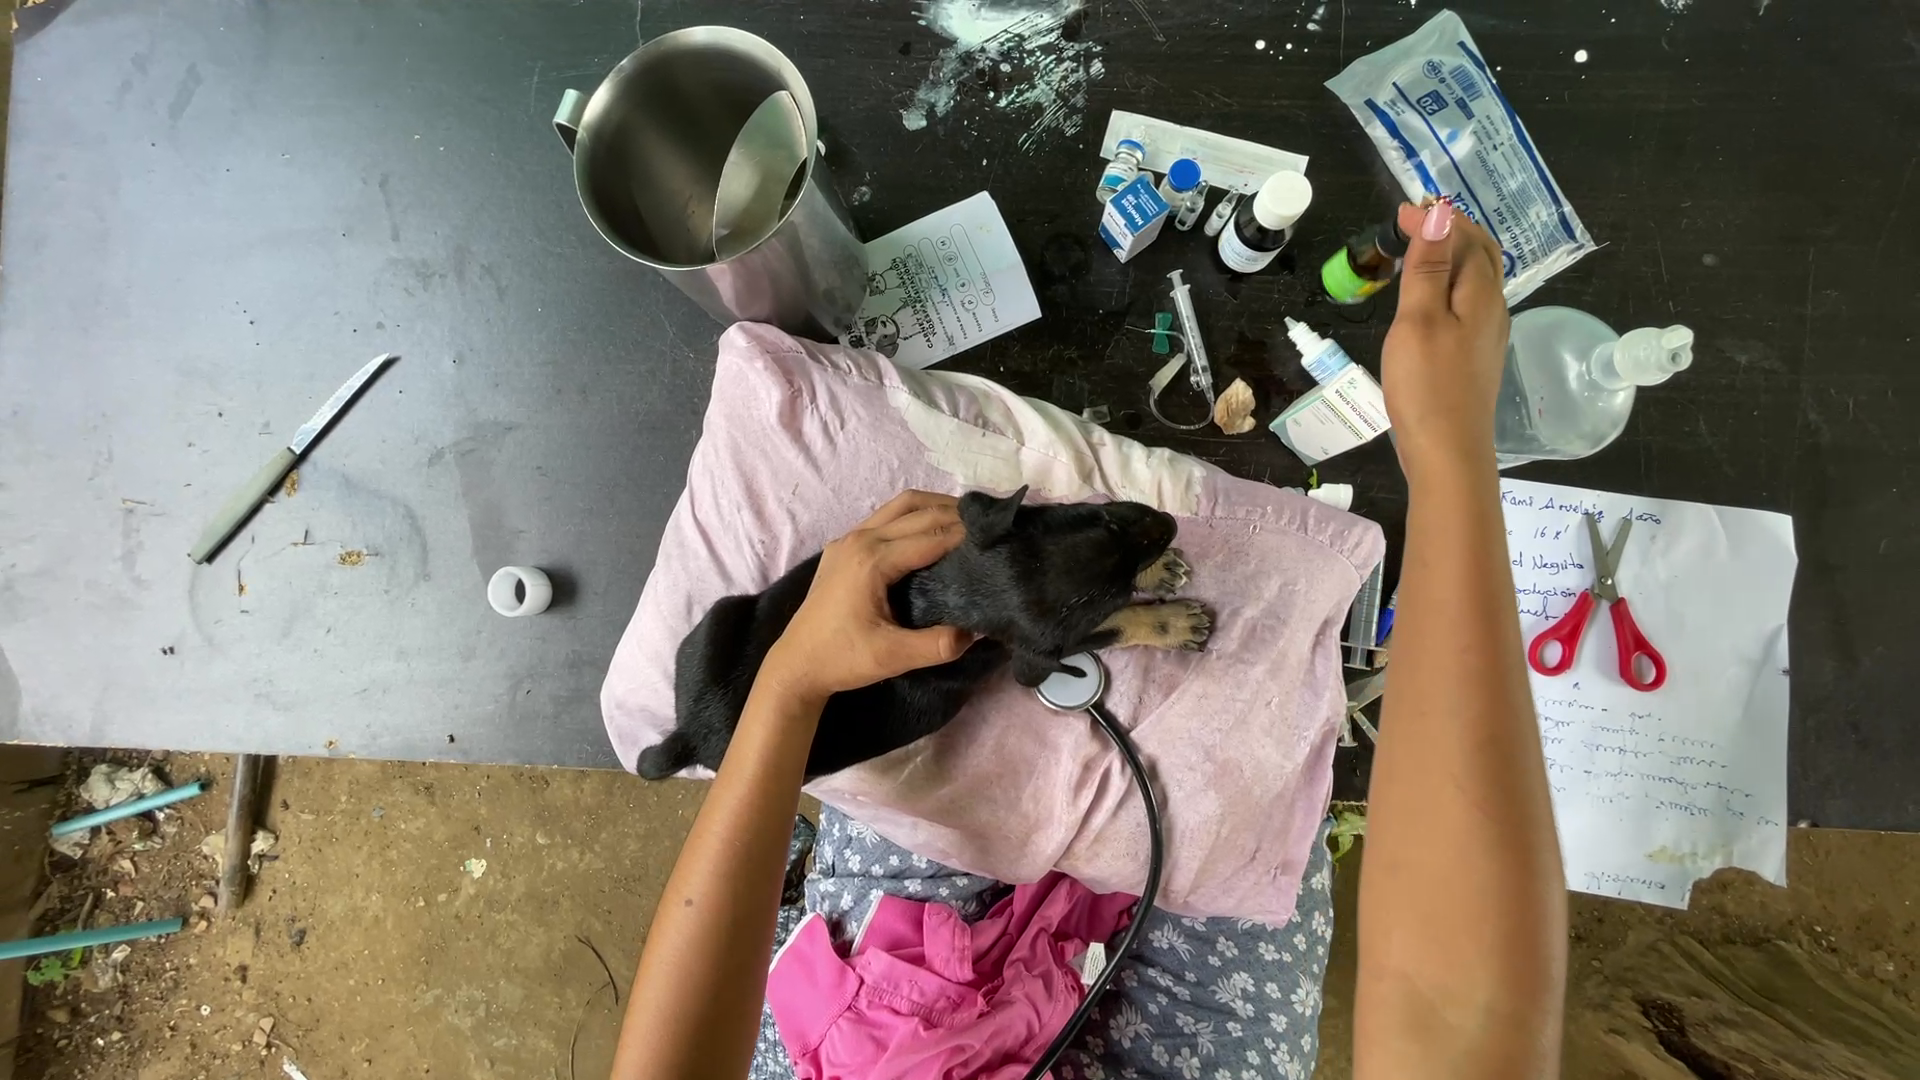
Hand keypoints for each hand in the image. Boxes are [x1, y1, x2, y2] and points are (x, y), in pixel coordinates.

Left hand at [759, 491, 973, 704]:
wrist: (795, 665)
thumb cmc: (842, 659)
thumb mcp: (893, 657)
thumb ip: (938, 645)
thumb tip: (977, 632)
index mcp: (872, 559)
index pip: (930, 536)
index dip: (966, 536)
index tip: (997, 537)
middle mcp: (860, 539)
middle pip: (918, 511)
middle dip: (956, 515)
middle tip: (991, 525)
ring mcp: (848, 539)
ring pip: (900, 505)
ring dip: (934, 507)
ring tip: (968, 520)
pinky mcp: (844, 546)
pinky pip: (886, 516)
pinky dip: (915, 515)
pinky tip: (932, 530)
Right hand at [1380, 200, 1511, 485]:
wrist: (1447, 449)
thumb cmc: (1427, 385)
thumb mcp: (1419, 321)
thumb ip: (1428, 269)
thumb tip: (1439, 215)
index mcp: (1480, 293)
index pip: (1465, 238)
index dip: (1437, 219)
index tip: (1401, 210)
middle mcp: (1492, 308)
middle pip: (1479, 255)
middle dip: (1450, 232)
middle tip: (1412, 225)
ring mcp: (1486, 335)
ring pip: (1474, 281)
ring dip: (1450, 258)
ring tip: (1417, 254)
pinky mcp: (1473, 357)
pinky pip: (1466, 305)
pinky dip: (1448, 287)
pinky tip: (1429, 301)